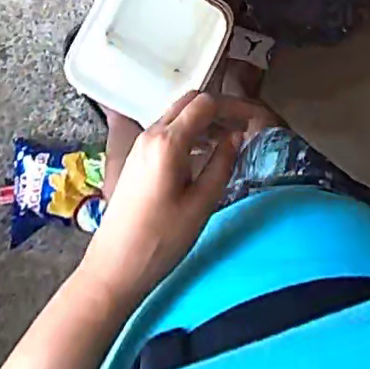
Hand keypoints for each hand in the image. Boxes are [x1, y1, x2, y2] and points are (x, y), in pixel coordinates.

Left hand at [77, 93, 268, 303]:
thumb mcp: (200, 205)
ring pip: (178, 114)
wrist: (114, 267)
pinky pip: (168, 129)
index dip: (234, 106)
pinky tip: (205, 150)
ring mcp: (142, 143)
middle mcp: (152, 133)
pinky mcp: (138, 155)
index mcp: (167, 142)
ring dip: (205, 119)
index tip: (254, 118)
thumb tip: (236, 136)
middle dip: (220, 108)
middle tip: (244, 125)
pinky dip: (191, 130)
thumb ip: (221, 164)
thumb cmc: (159, 241)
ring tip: (231, 138)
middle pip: (190, 101)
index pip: (205, 104)